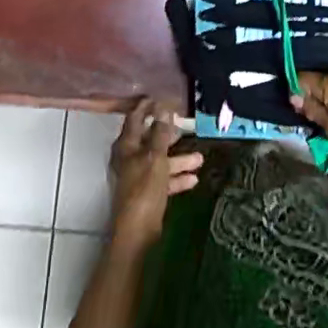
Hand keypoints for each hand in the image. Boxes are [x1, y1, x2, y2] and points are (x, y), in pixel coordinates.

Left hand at [108, 99, 202, 248]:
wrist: (138, 230)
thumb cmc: (144, 189)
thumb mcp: (155, 158)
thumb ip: (160, 134)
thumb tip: (163, 110)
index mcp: (127, 146)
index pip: (135, 119)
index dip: (146, 107)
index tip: (159, 97)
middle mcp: (130, 158)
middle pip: (150, 139)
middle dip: (169, 133)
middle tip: (185, 124)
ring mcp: (138, 176)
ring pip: (160, 161)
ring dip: (179, 159)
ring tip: (200, 158)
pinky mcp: (147, 193)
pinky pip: (164, 180)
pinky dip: (177, 178)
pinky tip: (193, 179)